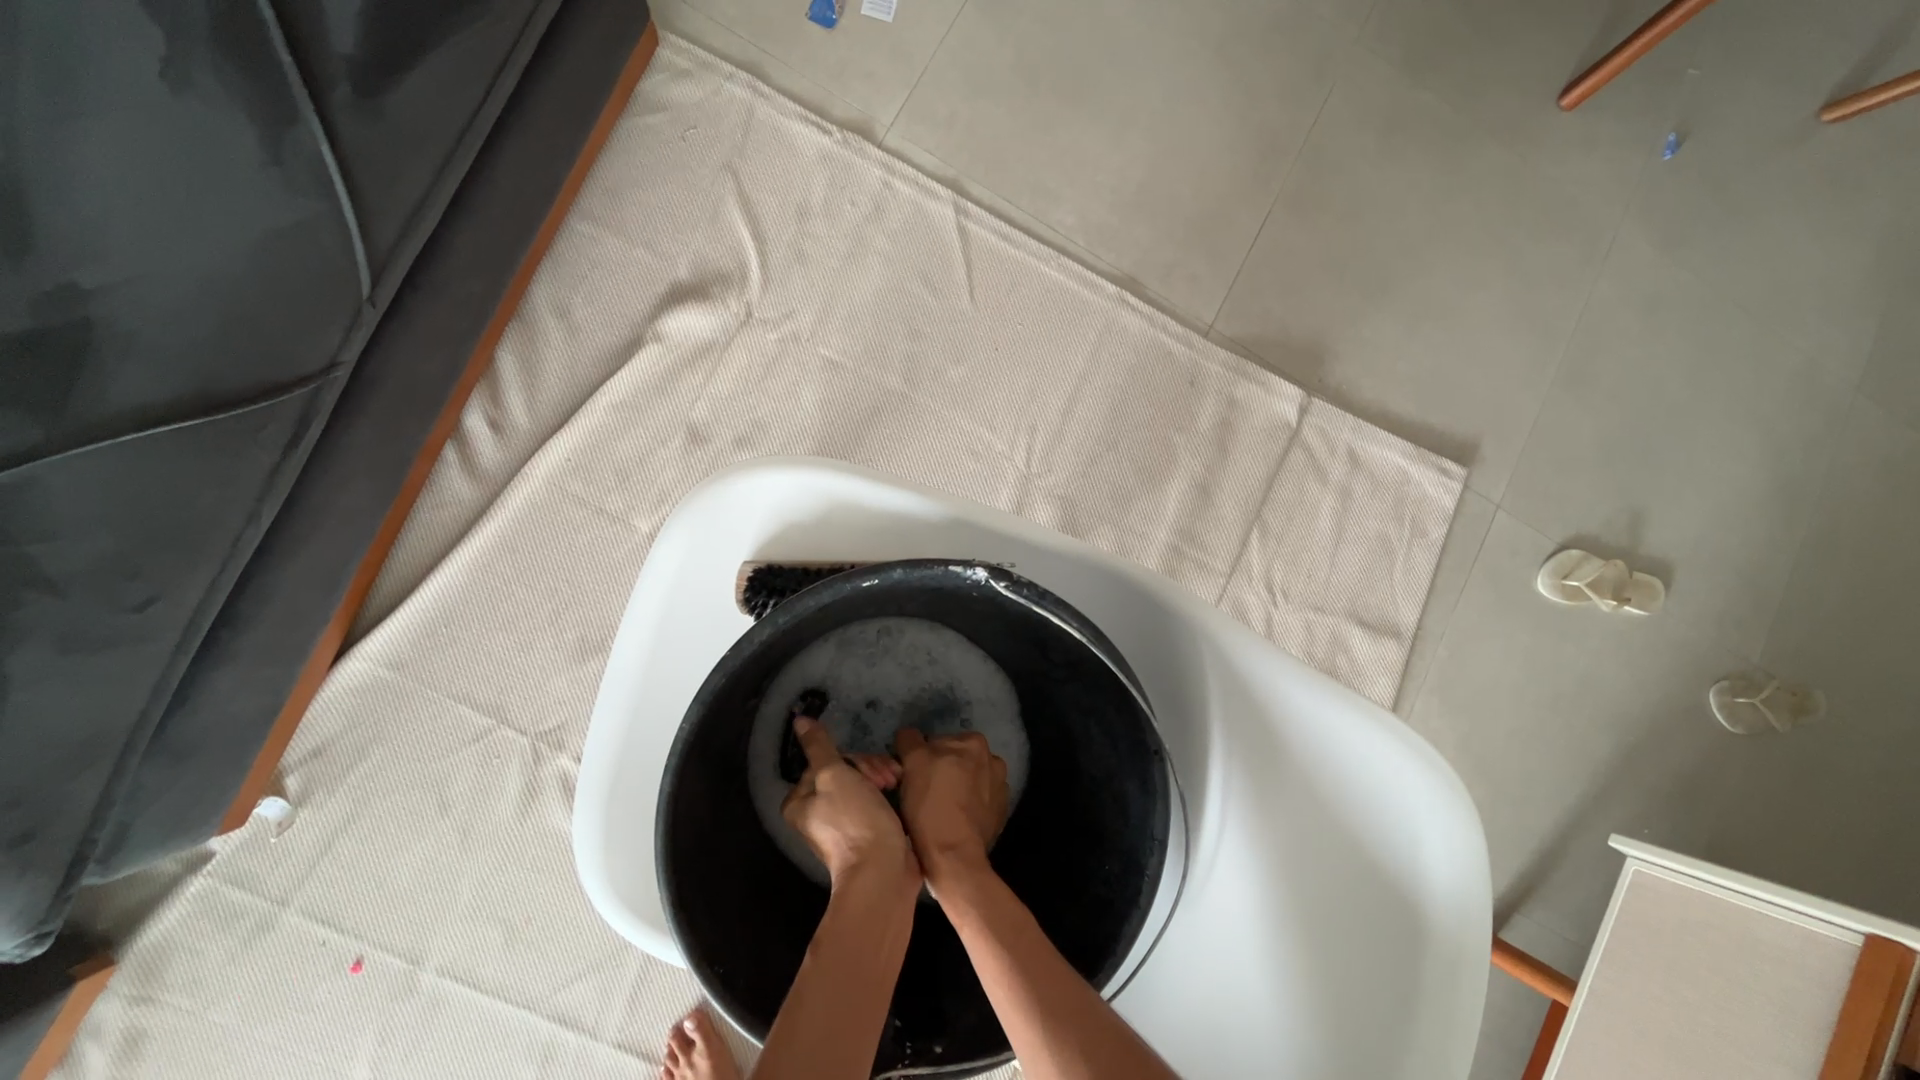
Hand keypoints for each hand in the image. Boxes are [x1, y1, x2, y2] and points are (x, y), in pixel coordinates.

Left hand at [781, 717, 917, 891]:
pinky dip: (889, 794)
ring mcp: (844, 824)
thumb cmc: (854, 821)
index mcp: (801, 800)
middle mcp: (818, 812)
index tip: (871, 770)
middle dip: (871, 769)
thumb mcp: (833, 774)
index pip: (827, 761)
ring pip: (865, 783)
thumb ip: (819, 745)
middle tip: (887, 780)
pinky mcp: (868, 832)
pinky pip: (877, 800)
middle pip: (847, 771)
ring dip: (883, 777)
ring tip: (898, 786)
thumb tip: (798, 718)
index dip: (853, 759)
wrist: (883, 871)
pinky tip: (901, 792)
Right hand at [893, 728, 1008, 887]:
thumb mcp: (912, 763)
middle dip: (941, 771)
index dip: (921, 759)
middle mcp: (993, 759)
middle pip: (955, 760)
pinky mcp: (1001, 813)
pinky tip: (955, 819)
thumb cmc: (930, 805)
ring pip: (967, 780)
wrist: (954, 855)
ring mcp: (1001, 788)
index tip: (914, 778)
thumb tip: (910, 735)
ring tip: (939, 809)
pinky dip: (968, 805)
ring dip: (956, 787)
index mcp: (974, 742)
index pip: (937, 741)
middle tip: (923, 793)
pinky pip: (978, 801)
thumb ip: (911, 740)